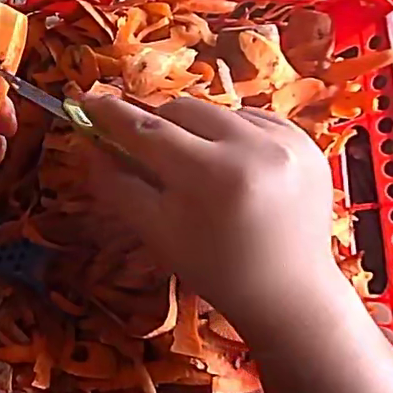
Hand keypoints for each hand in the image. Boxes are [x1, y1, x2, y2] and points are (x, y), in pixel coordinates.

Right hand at [82, 96, 342, 328]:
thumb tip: (88, 144)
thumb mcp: (154, 231)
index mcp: (210, 176)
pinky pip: (250, 118)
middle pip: (181, 110)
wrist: (290, 293)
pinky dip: (231, 135)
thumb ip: (116, 184)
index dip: (112, 113)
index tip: (86, 99)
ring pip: (215, 111)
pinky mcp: (306, 141)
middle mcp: (252, 147)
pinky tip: (235, 168)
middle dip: (159, 125)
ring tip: (202, 169)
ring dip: (196, 130)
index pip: (147, 129)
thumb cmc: (214, 267)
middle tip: (151, 153)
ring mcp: (286, 141)